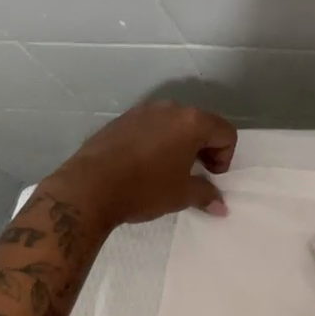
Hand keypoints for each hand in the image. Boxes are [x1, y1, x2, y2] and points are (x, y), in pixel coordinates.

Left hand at [41, 102, 237, 227]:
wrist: (89, 187)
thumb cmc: (144, 188)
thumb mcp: (181, 195)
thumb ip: (206, 195)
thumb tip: (221, 206)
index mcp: (192, 122)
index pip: (225, 132)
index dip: (224, 157)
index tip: (210, 177)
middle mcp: (171, 108)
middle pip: (201, 123)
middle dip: (204, 147)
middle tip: (194, 173)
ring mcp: (144, 110)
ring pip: (174, 123)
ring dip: (180, 142)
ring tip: (168, 168)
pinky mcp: (122, 118)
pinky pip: (151, 125)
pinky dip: (157, 140)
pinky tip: (144, 163)